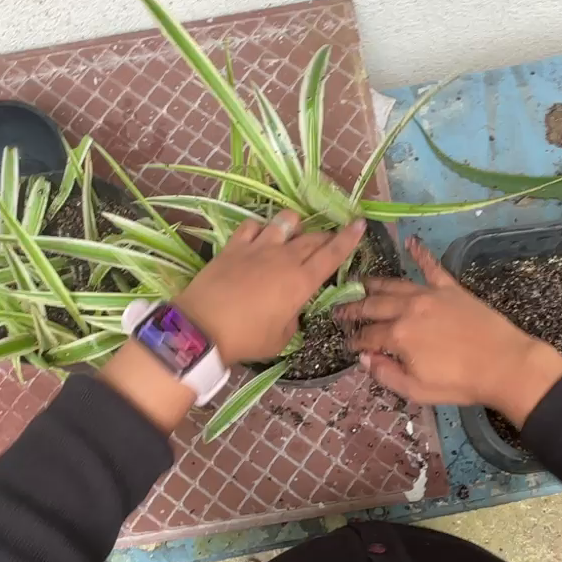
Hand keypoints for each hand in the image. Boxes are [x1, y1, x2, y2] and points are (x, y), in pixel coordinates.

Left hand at [174, 215, 365, 363]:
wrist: (202, 328)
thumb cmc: (246, 339)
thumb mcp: (280, 339)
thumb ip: (292, 319)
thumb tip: (291, 308)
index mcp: (301, 282)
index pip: (332, 255)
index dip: (348, 239)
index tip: (359, 224)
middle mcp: (283, 258)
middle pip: (312, 238)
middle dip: (325, 237)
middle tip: (329, 240)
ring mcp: (257, 248)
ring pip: (285, 222)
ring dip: (295, 225)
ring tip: (294, 231)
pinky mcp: (233, 247)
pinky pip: (252, 225)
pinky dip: (261, 227)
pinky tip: (260, 235)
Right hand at [335, 238, 561, 426]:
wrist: (504, 365)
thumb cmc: (459, 383)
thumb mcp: (416, 390)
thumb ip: (386, 374)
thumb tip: (365, 358)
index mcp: (398, 336)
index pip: (367, 336)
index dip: (354, 340)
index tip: (347, 343)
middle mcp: (408, 309)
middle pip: (373, 306)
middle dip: (353, 308)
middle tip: (338, 309)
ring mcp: (430, 295)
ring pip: (394, 285)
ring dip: (374, 284)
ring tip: (359, 282)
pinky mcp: (451, 288)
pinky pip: (431, 266)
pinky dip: (420, 253)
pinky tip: (410, 241)